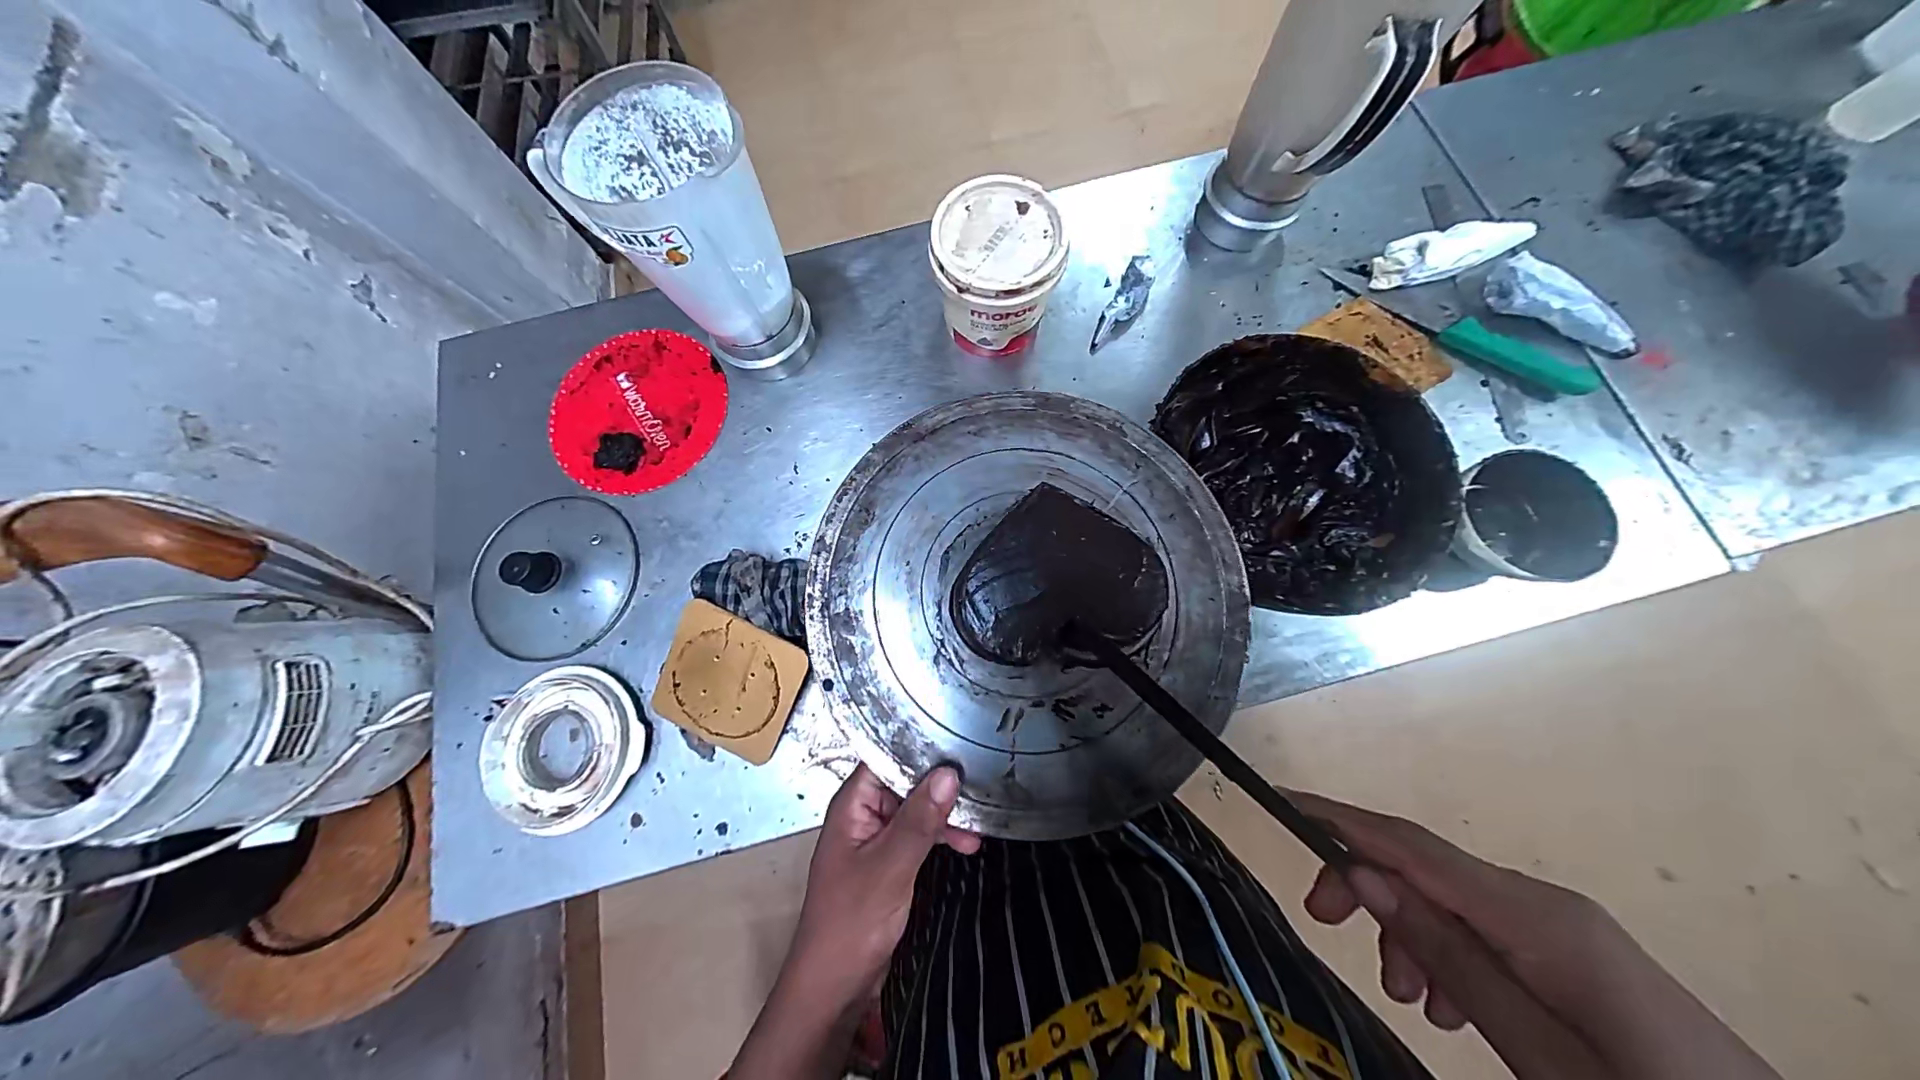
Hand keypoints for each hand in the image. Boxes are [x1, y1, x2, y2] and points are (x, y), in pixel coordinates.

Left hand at [733, 765, 978, 1079]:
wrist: (832, 988)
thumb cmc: (850, 924)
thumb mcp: (890, 867)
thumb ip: (919, 820)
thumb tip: (948, 774)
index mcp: (851, 806)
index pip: (886, 759)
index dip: (918, 751)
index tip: (956, 749)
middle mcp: (861, 816)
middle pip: (904, 784)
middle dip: (939, 789)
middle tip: (976, 793)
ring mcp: (873, 841)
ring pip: (914, 811)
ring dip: (943, 816)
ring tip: (975, 829)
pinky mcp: (887, 864)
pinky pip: (916, 837)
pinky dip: (939, 838)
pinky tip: (964, 845)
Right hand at [1294, 792, 1781, 1079]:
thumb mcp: (1531, 1045)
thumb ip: (1446, 954)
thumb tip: (1362, 873)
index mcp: (1534, 915)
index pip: (1412, 845)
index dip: (1341, 818)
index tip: (1281, 799)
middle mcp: (1541, 901)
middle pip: (1424, 864)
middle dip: (1364, 884)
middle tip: (1324, 924)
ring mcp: (1557, 923)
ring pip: (1448, 900)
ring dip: (1407, 931)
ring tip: (1408, 996)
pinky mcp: (1566, 947)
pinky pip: (1480, 927)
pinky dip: (1445, 950)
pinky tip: (1450, 1004)